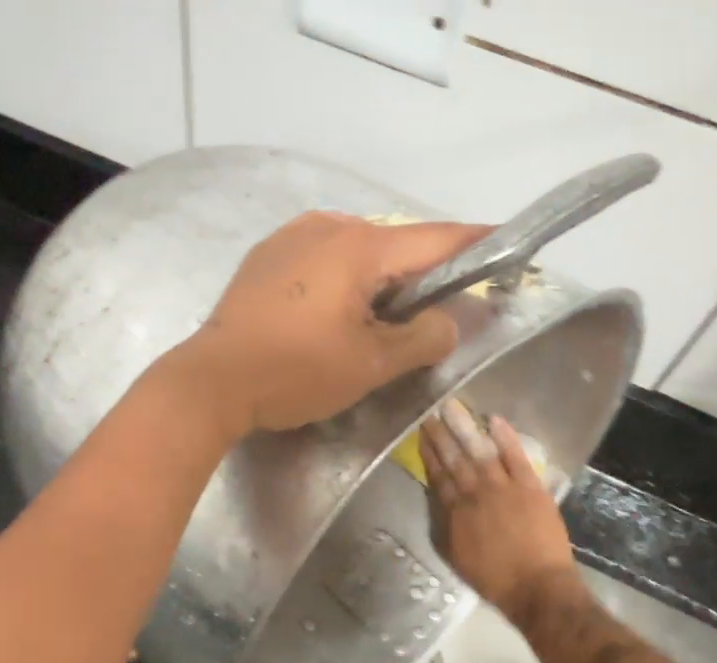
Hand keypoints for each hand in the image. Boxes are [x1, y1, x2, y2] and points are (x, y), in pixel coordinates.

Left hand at [169, 212, 489, 434]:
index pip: (434, 238)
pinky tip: (329, 316)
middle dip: (418, 275)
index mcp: (359, 246)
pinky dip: (340, 280)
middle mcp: (326, 225)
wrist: (211, 383)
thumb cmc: (294, 374)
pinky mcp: (265, 256)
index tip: (506, 245)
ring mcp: (290, 236)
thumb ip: (423, 338)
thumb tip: (448, 321)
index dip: (475, 244)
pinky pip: (321, 259)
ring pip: (355, 252)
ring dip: (375, 280)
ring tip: (372, 324)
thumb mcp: (369, 365)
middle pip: (393, 245)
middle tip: (429, 316)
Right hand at [418, 400, 575, 619]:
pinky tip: (494, 420)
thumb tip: (440, 502)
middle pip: (455, 460)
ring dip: (466, 429)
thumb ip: (447, 526)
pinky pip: (516, 457)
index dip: (429, 455)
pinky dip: (506, 438)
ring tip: (454, 408)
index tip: (421, 435)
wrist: (535, 586)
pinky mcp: (530, 488)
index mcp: (456, 513)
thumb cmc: (494, 579)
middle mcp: (476, 495)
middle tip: (431, 412)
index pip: (439, 477)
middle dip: (442, 435)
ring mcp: (504, 488)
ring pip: (480, 452)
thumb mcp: (457, 556)